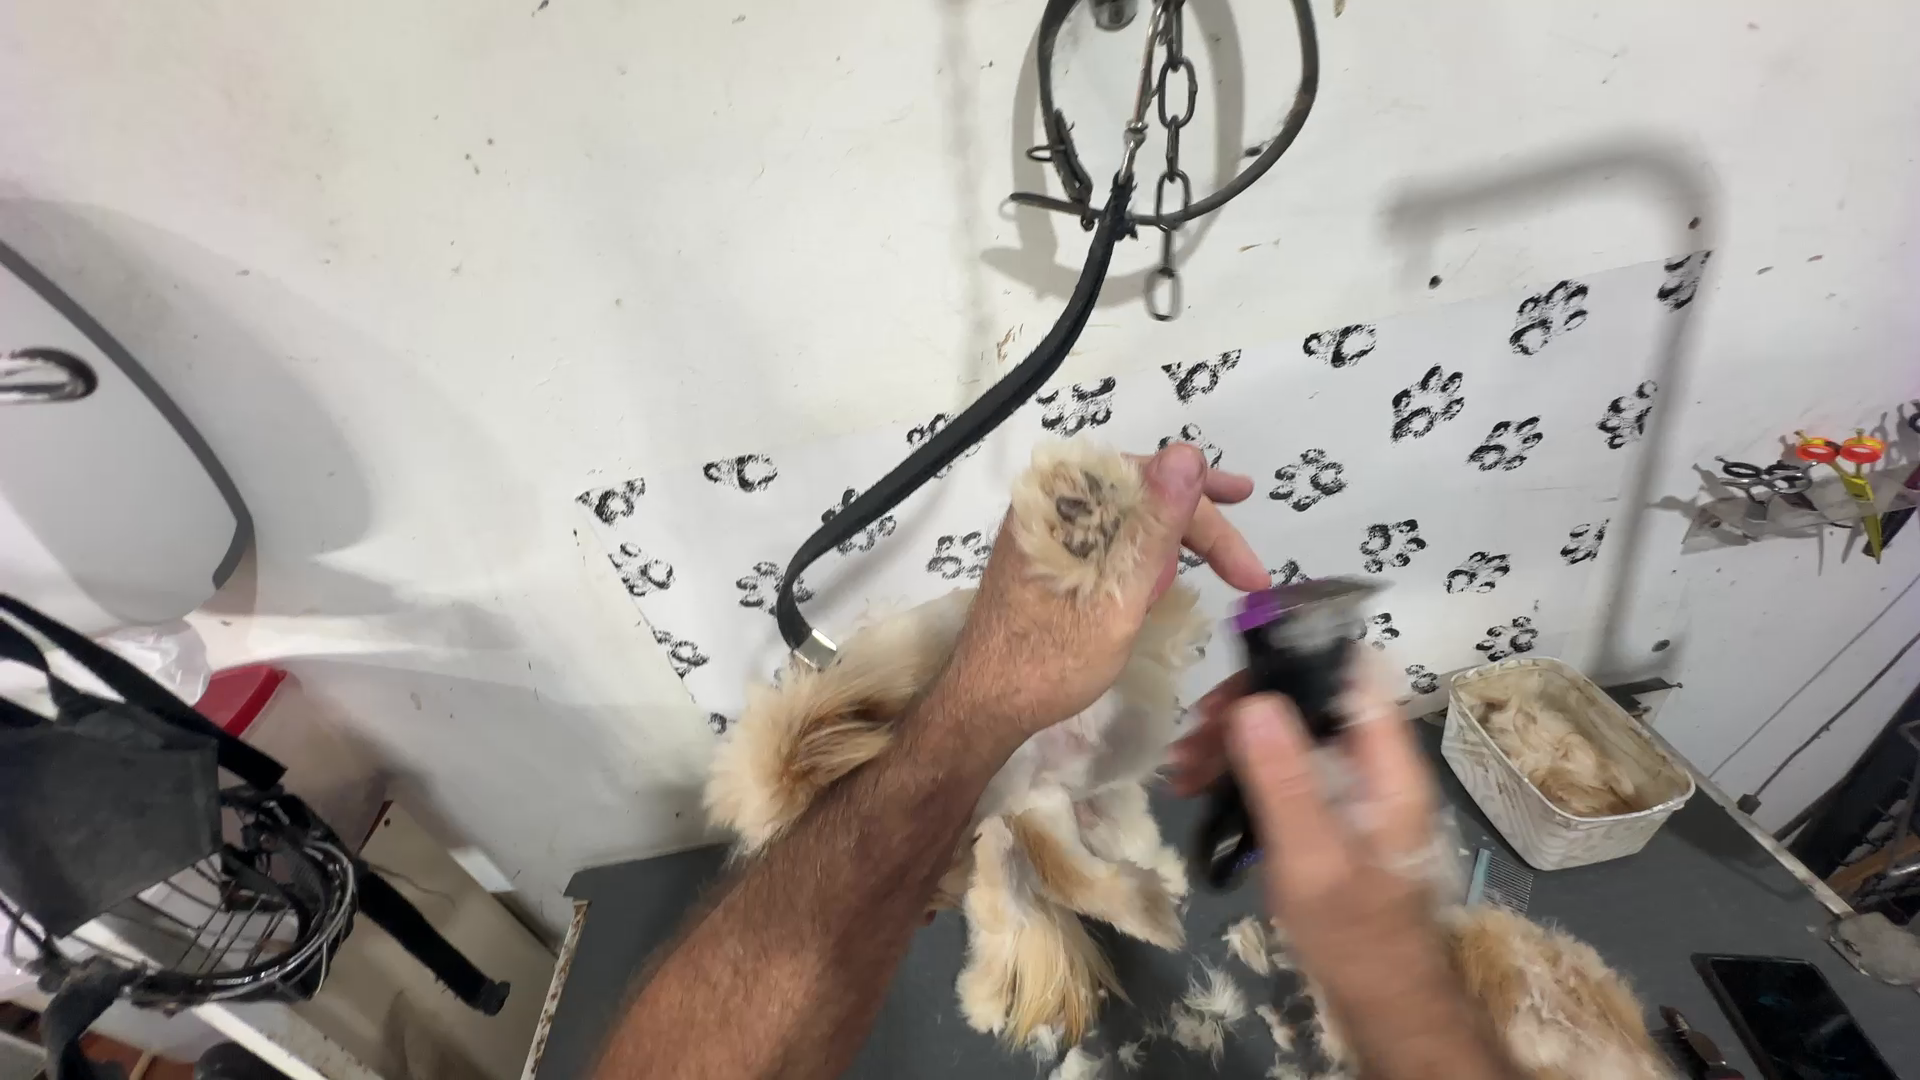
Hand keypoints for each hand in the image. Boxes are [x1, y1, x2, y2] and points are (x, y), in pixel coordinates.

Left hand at [939, 443, 1268, 752]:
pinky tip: (1158, 576)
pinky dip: (1137, 555)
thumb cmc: (1051, 660)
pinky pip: (1102, 535)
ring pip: (1125, 515)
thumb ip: (1154, 526)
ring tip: (1211, 568)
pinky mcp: (1043, 551)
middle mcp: (1049, 502)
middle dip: (1197, 529)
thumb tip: (1188, 453)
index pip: (1151, 479)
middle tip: (1243, 570)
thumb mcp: (1117, 597)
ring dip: (1170, 541)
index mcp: (1061, 501)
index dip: (1207, 514)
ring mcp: (1044, 527)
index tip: (1247, 561)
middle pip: (1140, 494)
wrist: (986, 702)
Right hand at [1171, 684, 1520, 1078]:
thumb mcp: (1313, 857)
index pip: (1351, 674)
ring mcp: (1340, 783)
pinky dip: (1231, 767)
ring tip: (1180, 767)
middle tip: (1194, 730)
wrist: (1373, 996)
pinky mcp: (1315, 804)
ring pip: (1278, 730)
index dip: (1299, 655)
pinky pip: (1269, 764)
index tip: (1237, 664)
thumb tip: (1254, 701)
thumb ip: (1285, 780)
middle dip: (1243, 708)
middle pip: (1302, 700)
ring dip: (1227, 739)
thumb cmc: (1352, 930)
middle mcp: (1364, 761)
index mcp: (1383, 763)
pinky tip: (1193, 784)